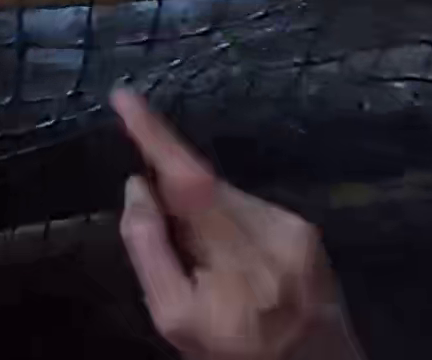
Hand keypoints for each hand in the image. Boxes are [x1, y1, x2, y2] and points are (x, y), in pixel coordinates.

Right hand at [112, 89, 363, 359]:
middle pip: (199, 183)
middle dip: (171, 190)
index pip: (190, 183)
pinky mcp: (307, 232)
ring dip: (199, 208)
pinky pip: (242, 203)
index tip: (125, 97)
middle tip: (171, 236)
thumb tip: (138, 185)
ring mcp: (298, 235)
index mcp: (238, 269)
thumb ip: (145, 246)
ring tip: (208, 259)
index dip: (155, 135)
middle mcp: (275, 242)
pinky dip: (224, 217)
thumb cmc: (235, 354)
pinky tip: (234, 258)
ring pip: (219, 191)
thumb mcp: (173, 317)